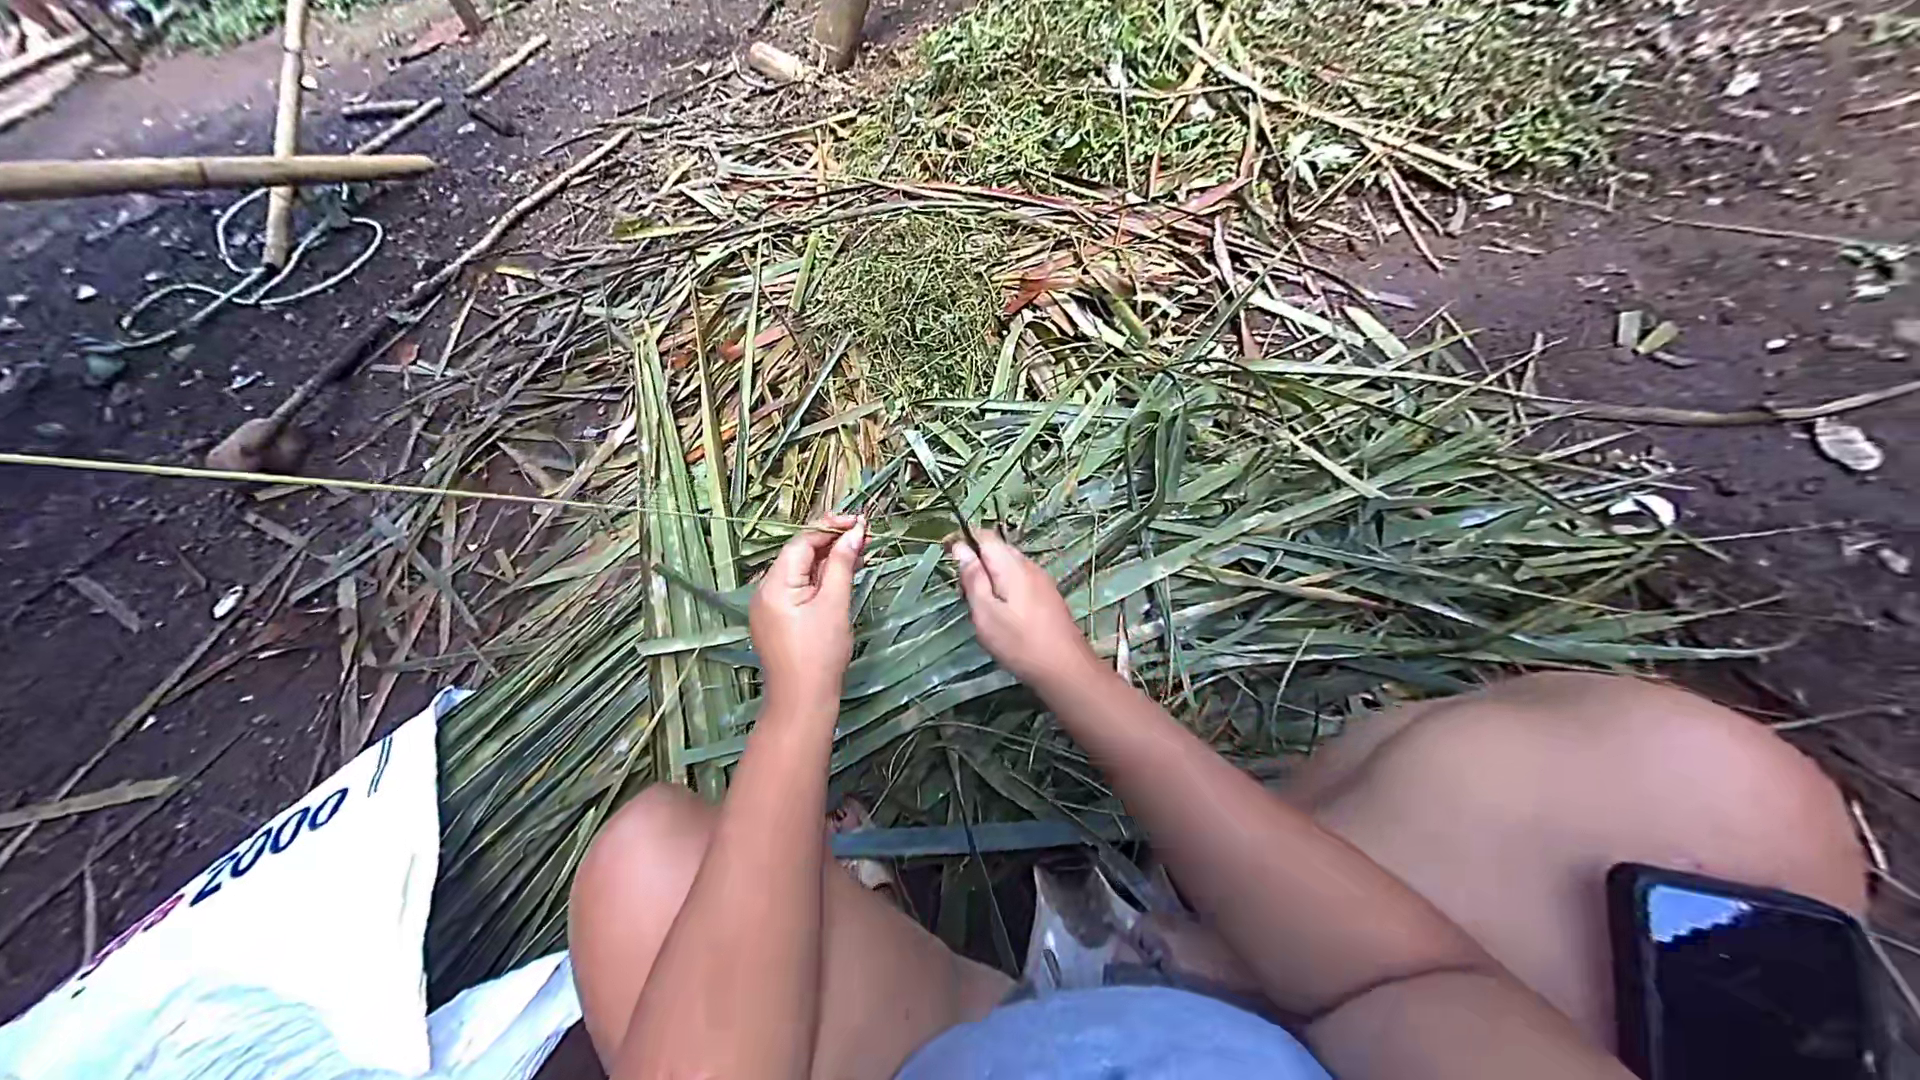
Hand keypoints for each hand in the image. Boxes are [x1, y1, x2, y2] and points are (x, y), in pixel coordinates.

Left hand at [751, 513, 866, 706]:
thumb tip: (855, 532)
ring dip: (829, 560)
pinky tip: (843, 577)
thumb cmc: (820, 653)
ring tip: (860, 554)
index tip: (860, 523)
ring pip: (801, 571)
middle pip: (800, 554)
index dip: (830, 528)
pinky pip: (799, 588)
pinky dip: (821, 580)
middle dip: (832, 543)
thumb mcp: (835, 604)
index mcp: (774, 584)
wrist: (803, 701)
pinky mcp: (779, 618)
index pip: (801, 542)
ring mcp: (770, 606)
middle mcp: (765, 590)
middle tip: (865, 537)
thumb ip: (843, 564)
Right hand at [949, 531, 1103, 693]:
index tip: (948, 558)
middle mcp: (1028, 565)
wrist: (1065, 668)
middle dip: (977, 562)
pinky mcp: (1047, 595)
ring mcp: (1041, 579)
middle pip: (997, 549)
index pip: (985, 536)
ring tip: (981, 606)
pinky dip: (1005, 587)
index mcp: (1011, 565)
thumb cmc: (1019, 642)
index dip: (964, 540)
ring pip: (1008, 565)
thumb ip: (973, 578)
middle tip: (964, 592)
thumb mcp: (985, 612)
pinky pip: (1020, 579)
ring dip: (990, 577)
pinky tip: (1003, 612)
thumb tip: (960, 547)